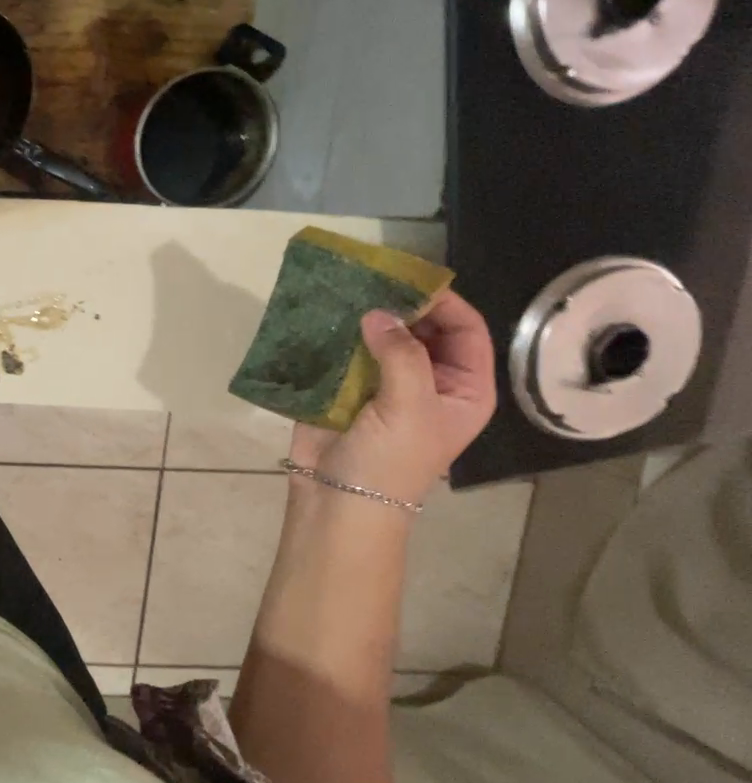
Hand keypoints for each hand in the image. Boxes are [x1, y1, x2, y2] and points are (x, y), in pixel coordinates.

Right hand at [289, 290, 496, 505]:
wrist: (337, 501)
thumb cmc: (389, 461)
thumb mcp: (410, 408)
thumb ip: (401, 356)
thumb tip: (377, 313)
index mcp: (462, 388)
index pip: (465, 331)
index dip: (444, 304)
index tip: (409, 281)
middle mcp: (426, 381)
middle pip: (420, 330)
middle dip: (398, 307)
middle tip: (368, 282)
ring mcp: (381, 386)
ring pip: (378, 340)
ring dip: (360, 320)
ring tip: (340, 294)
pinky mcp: (340, 392)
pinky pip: (340, 357)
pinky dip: (331, 339)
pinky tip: (317, 320)